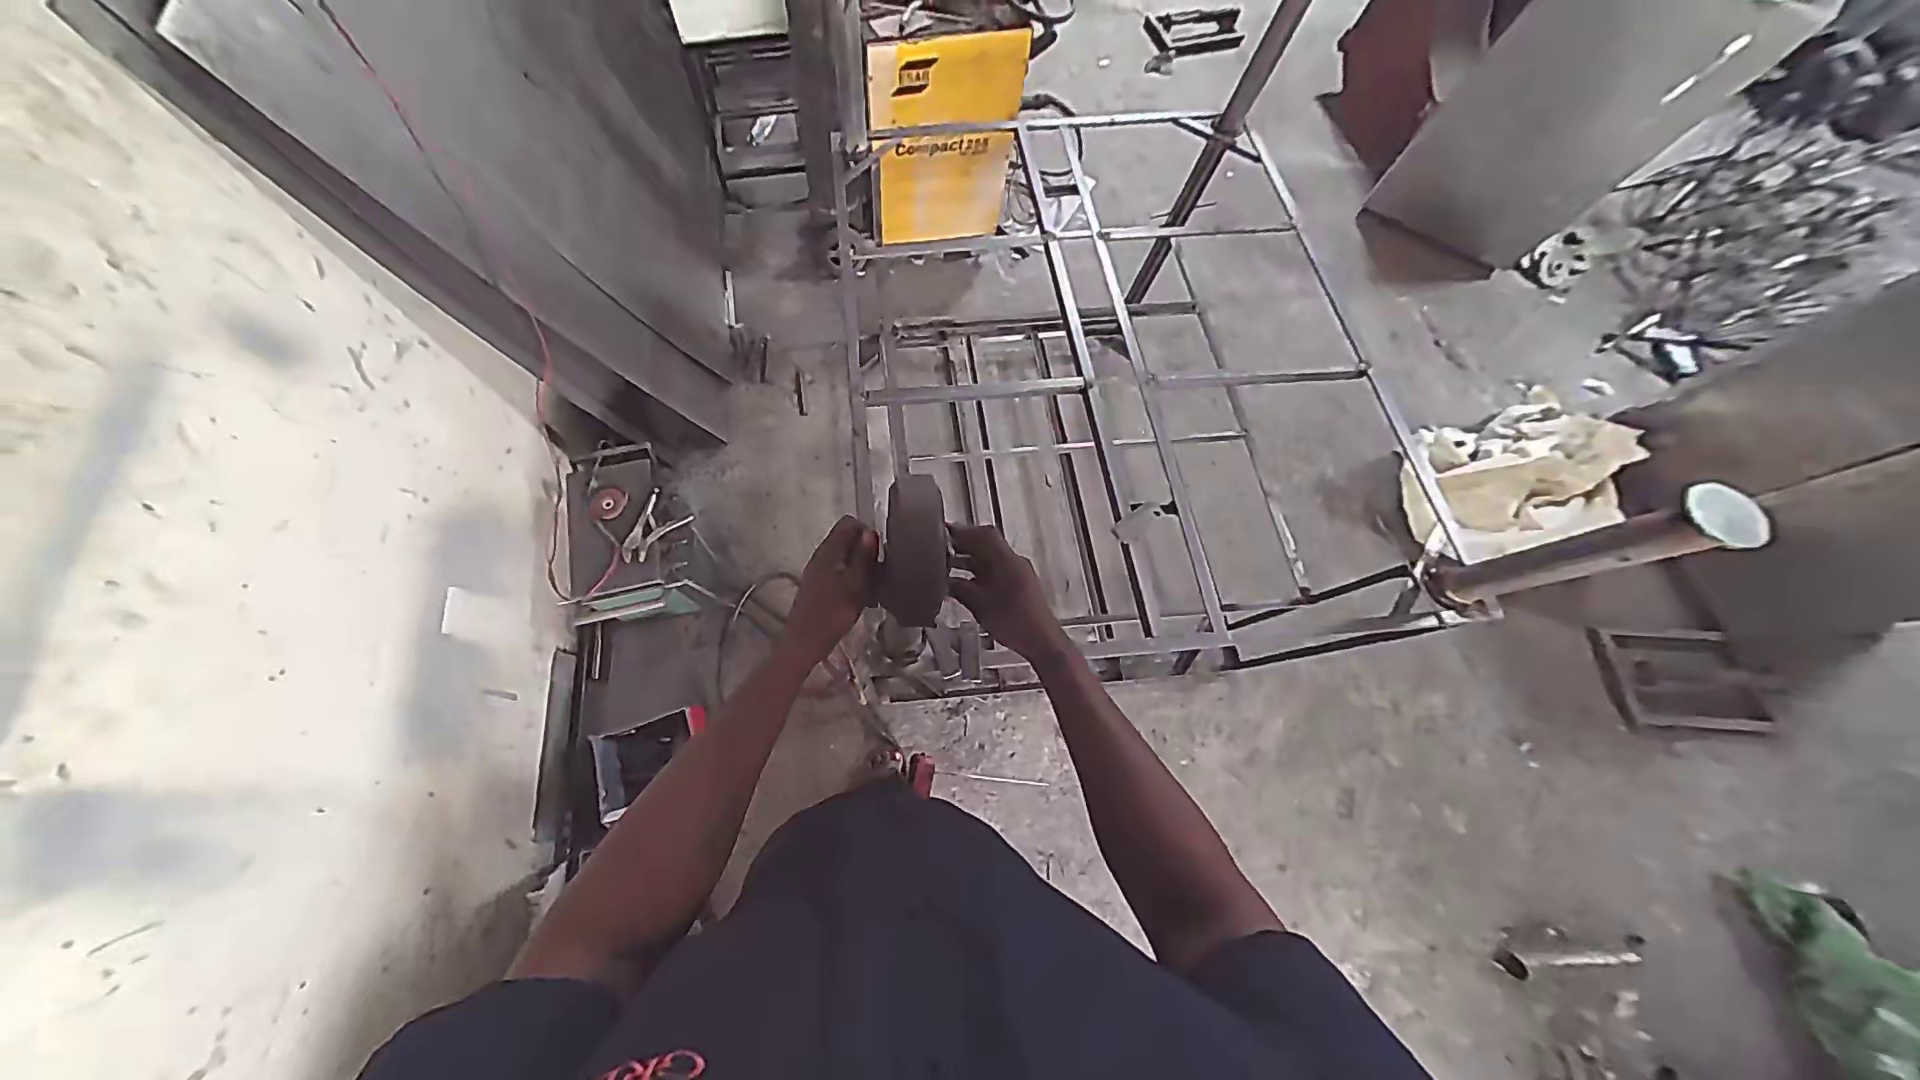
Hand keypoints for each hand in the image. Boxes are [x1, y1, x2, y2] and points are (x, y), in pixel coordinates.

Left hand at [780, 516, 879, 665]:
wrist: (804, 643)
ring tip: (875, 586)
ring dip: (861, 566)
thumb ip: (863, 557)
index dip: (867, 531)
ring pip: (844, 557)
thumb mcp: (855, 585)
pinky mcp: (818, 586)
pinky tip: (863, 597)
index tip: (881, 551)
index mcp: (828, 551)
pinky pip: (840, 572)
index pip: (848, 523)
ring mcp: (818, 571)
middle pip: (847, 539)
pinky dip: (853, 579)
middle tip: (882, 570)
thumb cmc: (832, 614)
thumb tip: (871, 532)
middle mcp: (821, 556)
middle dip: (866, 550)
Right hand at [947, 524, 1074, 670]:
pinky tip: (962, 584)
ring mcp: (1017, 575)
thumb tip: (944, 580)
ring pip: (989, 560)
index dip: (964, 531)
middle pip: (986, 546)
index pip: (985, 535)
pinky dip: (976, 574)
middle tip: (940, 548)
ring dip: (968, 561)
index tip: (945, 531)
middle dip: (963, 545)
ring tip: (946, 566)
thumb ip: (960, 588)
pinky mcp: (1018, 587)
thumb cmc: (1014, 621)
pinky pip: (994, 573)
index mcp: (1007, 561)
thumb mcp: (980, 604)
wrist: (1041, 641)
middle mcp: (1013, 563)